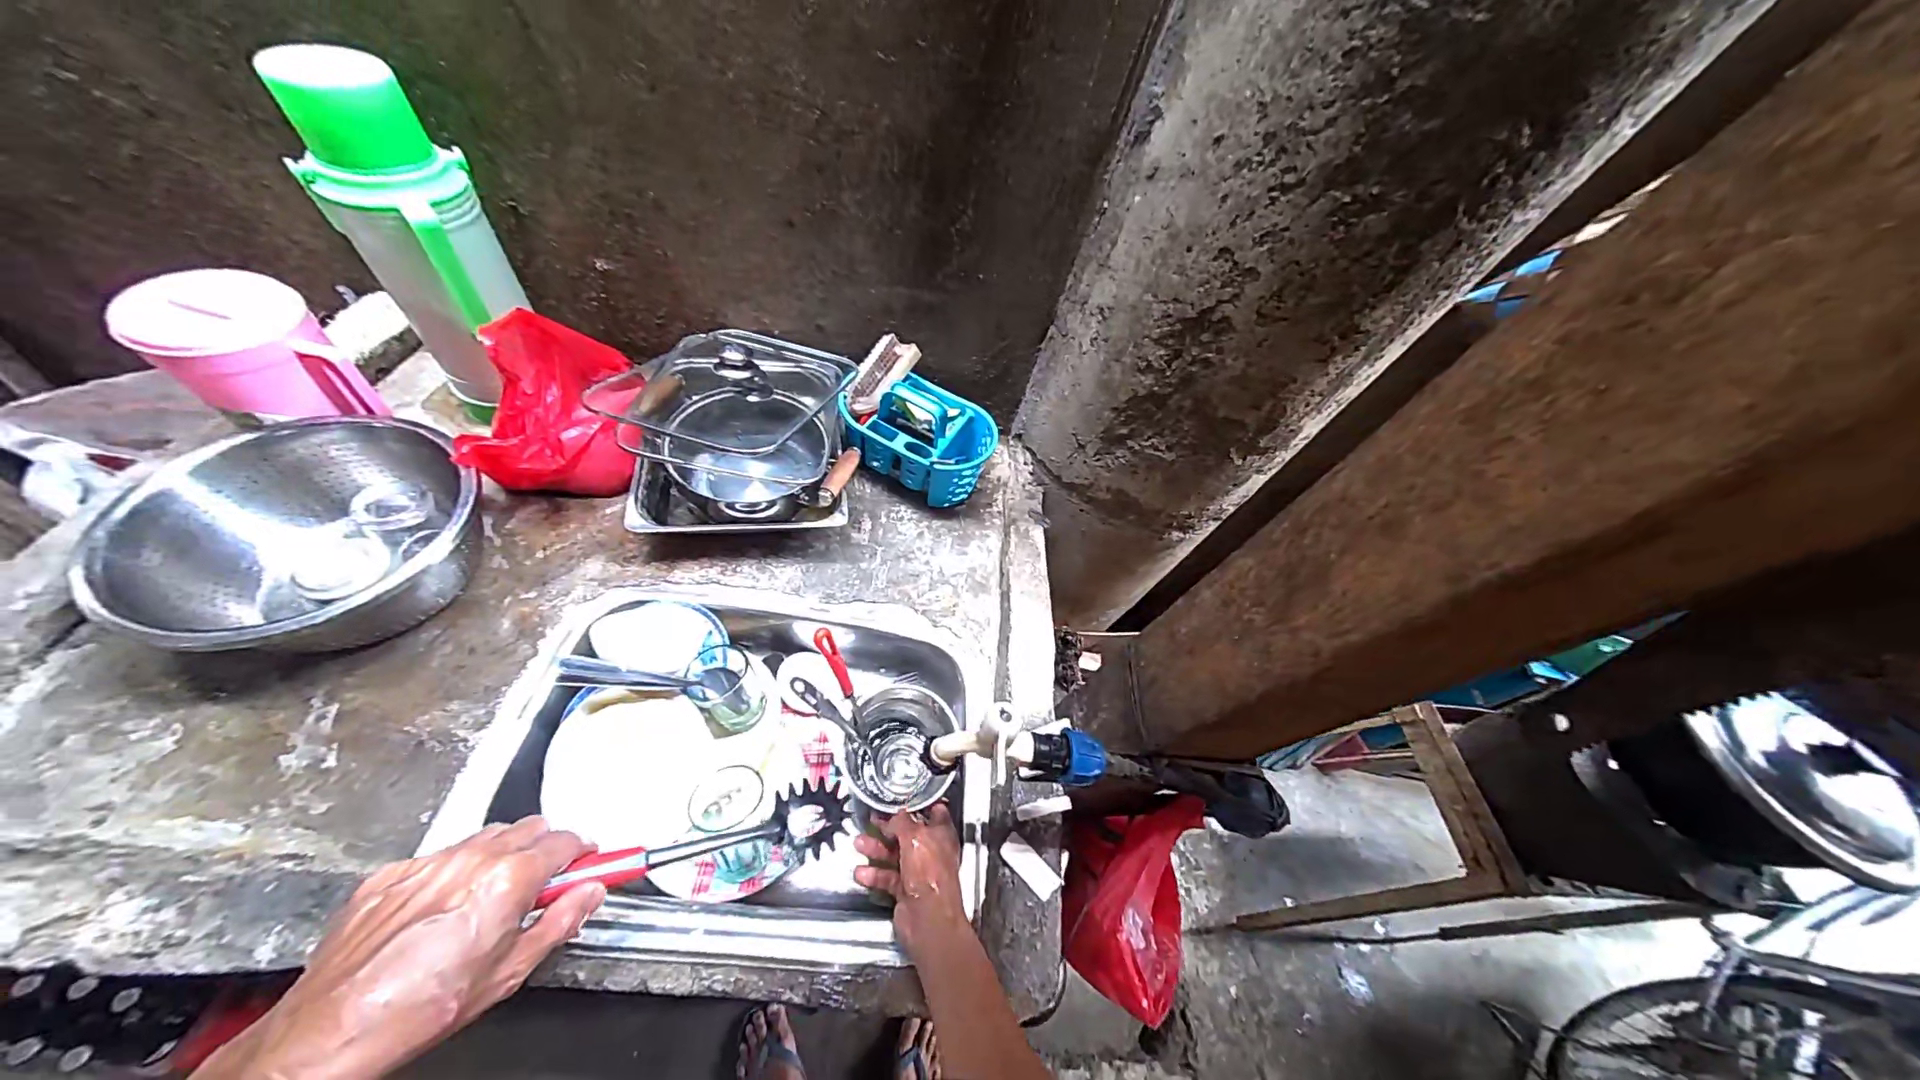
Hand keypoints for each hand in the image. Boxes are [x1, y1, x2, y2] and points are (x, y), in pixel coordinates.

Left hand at [196, 817, 604, 1079]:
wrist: (328, 1035)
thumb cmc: (417, 1010)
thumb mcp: (510, 971)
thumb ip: (560, 921)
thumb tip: (589, 894)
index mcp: (509, 877)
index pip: (568, 841)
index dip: (585, 855)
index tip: (590, 866)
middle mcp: (472, 858)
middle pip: (532, 827)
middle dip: (547, 849)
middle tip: (545, 884)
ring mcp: (429, 863)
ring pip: (488, 836)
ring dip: (505, 854)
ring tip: (494, 897)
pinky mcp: (391, 874)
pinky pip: (441, 856)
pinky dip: (455, 871)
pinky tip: (445, 909)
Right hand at [853, 804, 968, 954]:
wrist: (928, 920)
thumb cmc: (930, 875)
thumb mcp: (915, 838)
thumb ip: (903, 823)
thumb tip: (896, 814)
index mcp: (941, 835)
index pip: (932, 812)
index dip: (916, 805)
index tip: (898, 800)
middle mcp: (931, 852)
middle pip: (908, 834)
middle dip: (888, 828)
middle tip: (871, 819)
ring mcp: (919, 872)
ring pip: (895, 855)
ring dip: (876, 849)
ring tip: (859, 843)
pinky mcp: (906, 890)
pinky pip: (887, 877)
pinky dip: (874, 874)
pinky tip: (861, 872)